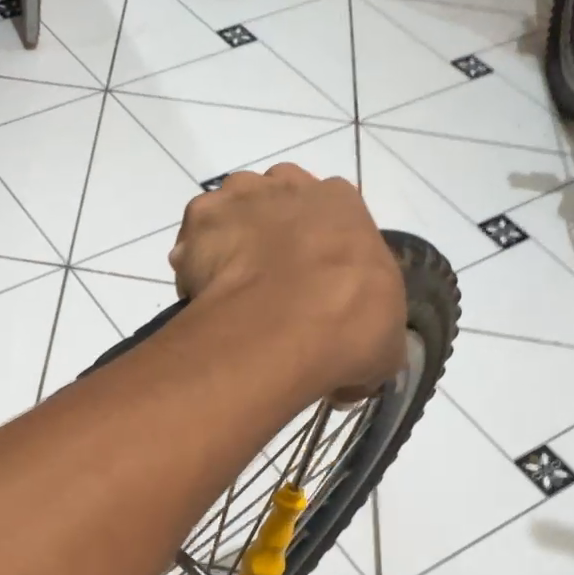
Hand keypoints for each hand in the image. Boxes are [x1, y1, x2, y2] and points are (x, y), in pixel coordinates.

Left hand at [169, 164, 405, 396]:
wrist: (290, 322)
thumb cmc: (351, 325)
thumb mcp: (383, 346)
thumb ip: (368, 348)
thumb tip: (347, 385)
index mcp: (344, 205)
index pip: (326, 214)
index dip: (312, 248)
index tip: (303, 284)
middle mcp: (292, 189)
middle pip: (274, 198)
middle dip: (266, 230)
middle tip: (262, 278)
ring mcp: (243, 198)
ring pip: (230, 207)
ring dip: (226, 237)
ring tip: (225, 284)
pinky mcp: (203, 218)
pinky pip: (191, 237)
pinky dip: (190, 262)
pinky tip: (198, 295)